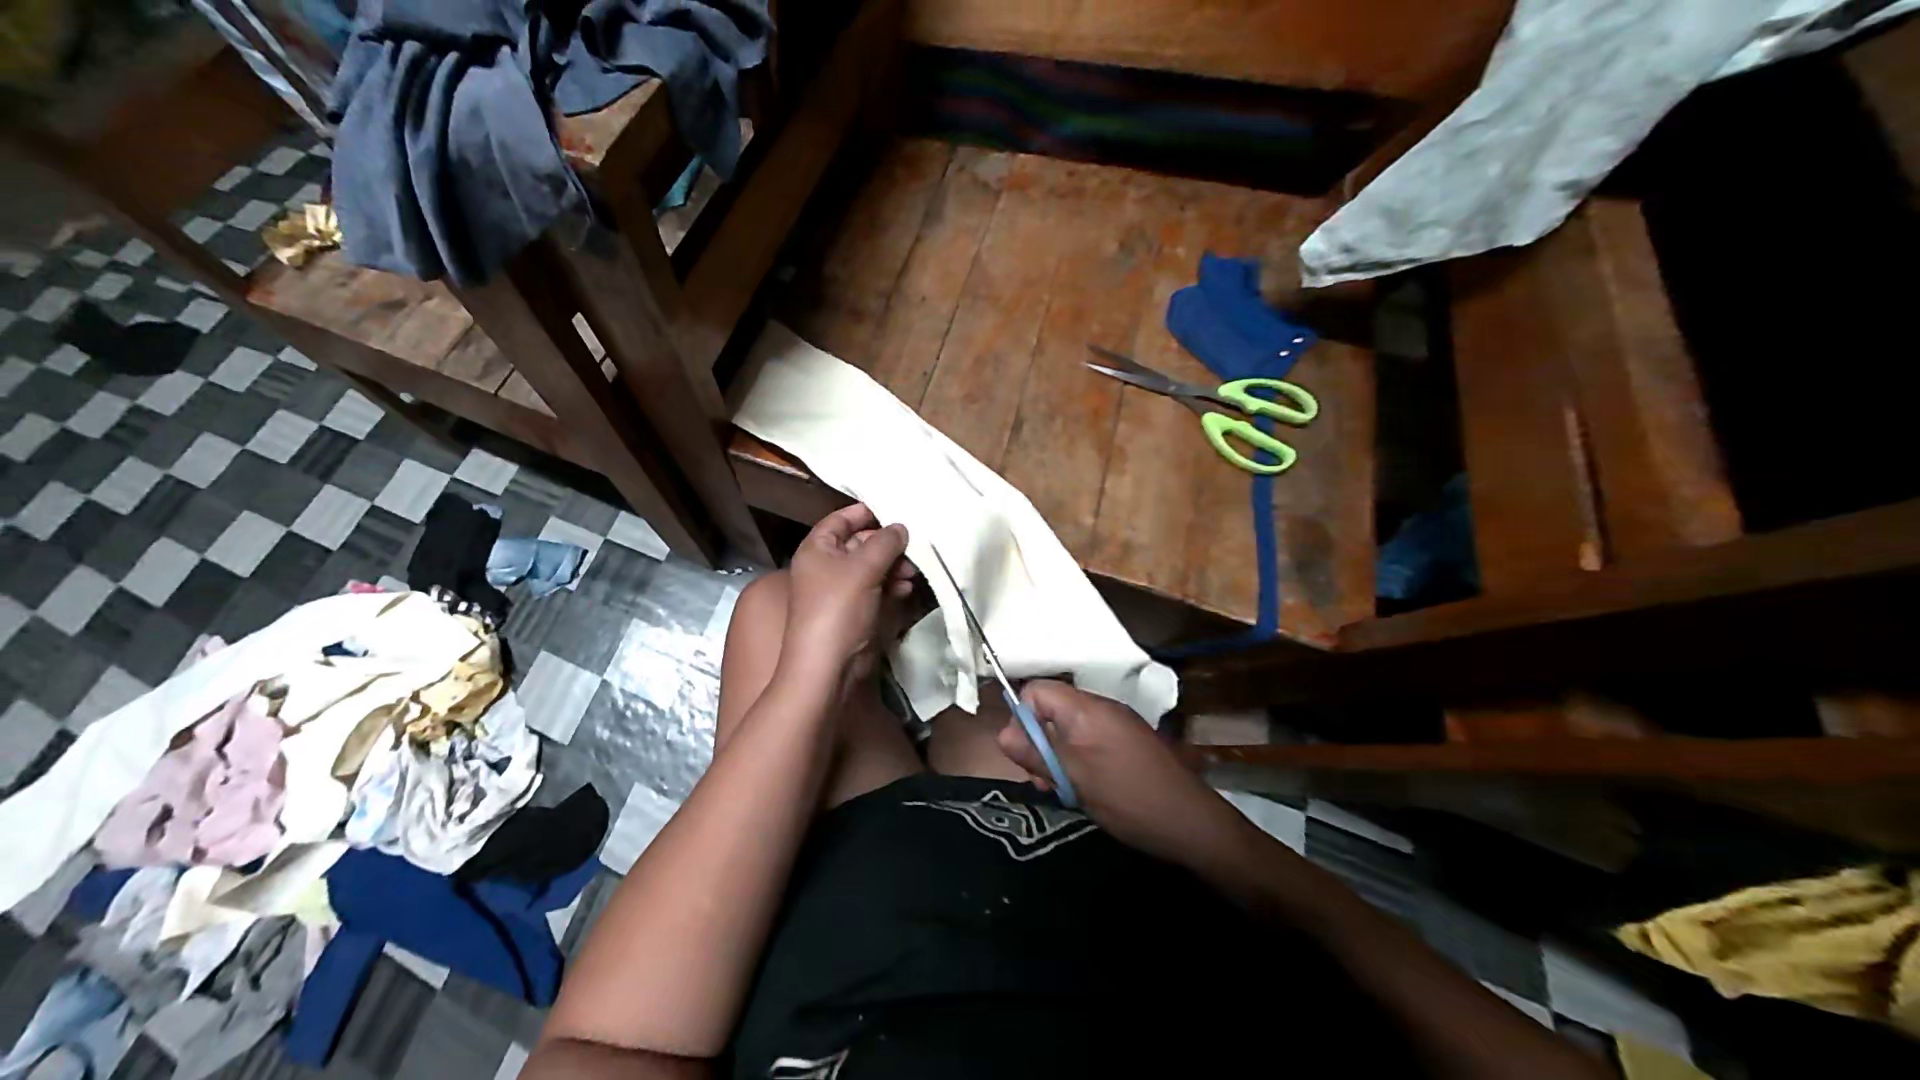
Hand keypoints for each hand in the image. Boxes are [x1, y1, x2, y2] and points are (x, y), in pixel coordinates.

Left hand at [779, 503, 914, 690]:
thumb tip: (901, 527)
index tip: (896, 509)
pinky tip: (906, 588)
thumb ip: (885, 542)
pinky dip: (891, 586)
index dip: (866, 512)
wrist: (828, 666)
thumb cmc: (838, 608)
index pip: (841, 519)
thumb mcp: (863, 567)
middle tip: (914, 545)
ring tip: (913, 571)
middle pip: (860, 543)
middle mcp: (827, 566)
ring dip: (893, 566)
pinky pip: (876, 590)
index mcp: (817, 548)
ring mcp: (841, 590)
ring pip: (872, 568)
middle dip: (887, 543)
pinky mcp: (855, 611)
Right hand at [996, 680, 1251, 867]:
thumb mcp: (1075, 777)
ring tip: (1064, 793)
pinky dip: (1078, 765)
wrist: (1193, 824)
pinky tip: (1085, 793)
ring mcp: (1118, 728)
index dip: (1022, 716)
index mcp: (1087, 709)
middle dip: (1039, 745)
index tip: (1024, 753)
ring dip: (1058, 760)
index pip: (1038, 690)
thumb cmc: (1129, 797)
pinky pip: (1089, 745)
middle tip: (1043, 781)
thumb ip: (1037, 753)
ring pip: (1069, 733)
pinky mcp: (1128, 747)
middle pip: (1051, 712)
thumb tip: (1001, 733)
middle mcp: (1102, 710)